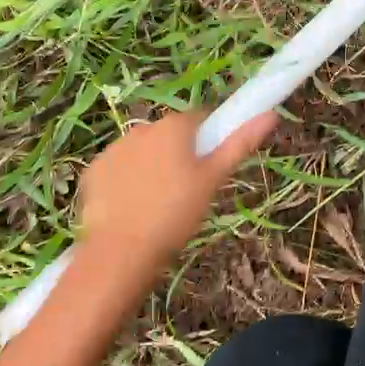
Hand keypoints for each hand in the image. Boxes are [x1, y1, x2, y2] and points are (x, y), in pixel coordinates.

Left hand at [74, 110, 276, 284]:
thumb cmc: (177, 213)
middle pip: (169, 135)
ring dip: (152, 166)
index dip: (209, 141)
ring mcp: (113, 149)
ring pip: (142, 151)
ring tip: (159, 204)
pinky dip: (126, 182)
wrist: (122, 250)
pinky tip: (133, 208)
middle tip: (188, 191)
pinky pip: (118, 169)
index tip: (210, 168)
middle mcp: (141, 128)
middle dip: (179, 154)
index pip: (200, 119)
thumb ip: (239, 144)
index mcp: (174, 127)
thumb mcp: (213, 180)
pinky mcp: (93, 171)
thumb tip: (271, 115)